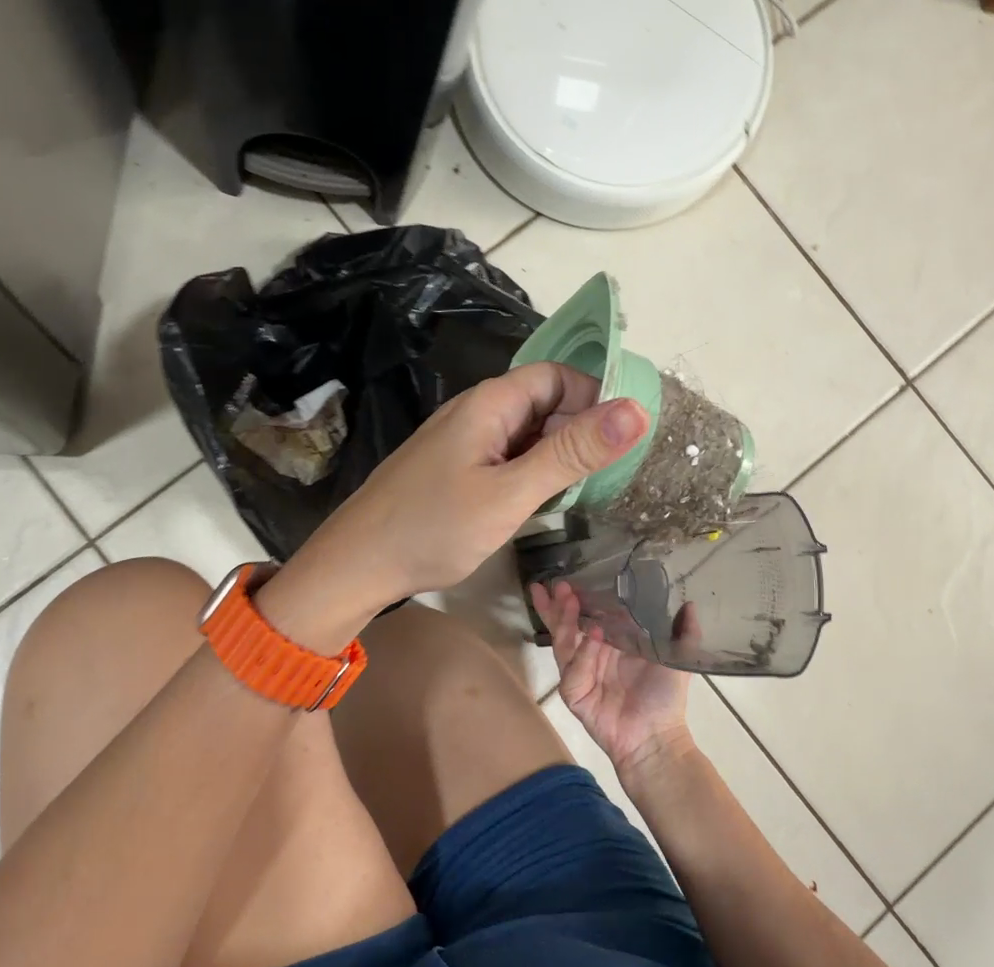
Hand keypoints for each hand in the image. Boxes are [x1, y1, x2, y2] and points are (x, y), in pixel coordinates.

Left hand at [289, 363, 649, 613]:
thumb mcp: (511, 494)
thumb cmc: (434, 529)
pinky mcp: (450, 471)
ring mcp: (458, 443)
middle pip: (540, 403)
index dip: (594, 397)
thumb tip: (636, 410)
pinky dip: (527, 474)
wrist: (357, 564)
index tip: (624, 439)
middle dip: (578, 431)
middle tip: (607, 476)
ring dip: (554, 457)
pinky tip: (538, 505)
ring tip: (580, 494)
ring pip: (523, 435)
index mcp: (487, 404)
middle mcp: (472, 414)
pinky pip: (501, 458)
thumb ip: (571, 454)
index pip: (555, 375)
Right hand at [531, 580, 693, 772]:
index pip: (586, 616)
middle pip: (565, 627)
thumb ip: (684, 632)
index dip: (576, 600)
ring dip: (564, 621)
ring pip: (562, 643)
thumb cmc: (665, 698)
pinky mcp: (574, 693)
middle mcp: (589, 656)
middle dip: (557, 606)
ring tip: (568, 599)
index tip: (570, 580)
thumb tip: (692, 604)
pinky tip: (592, 637)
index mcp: (609, 645)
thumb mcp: (678, 659)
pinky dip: (583, 654)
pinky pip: (573, 671)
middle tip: (554, 585)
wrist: (656, 737)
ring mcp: (579, 674)